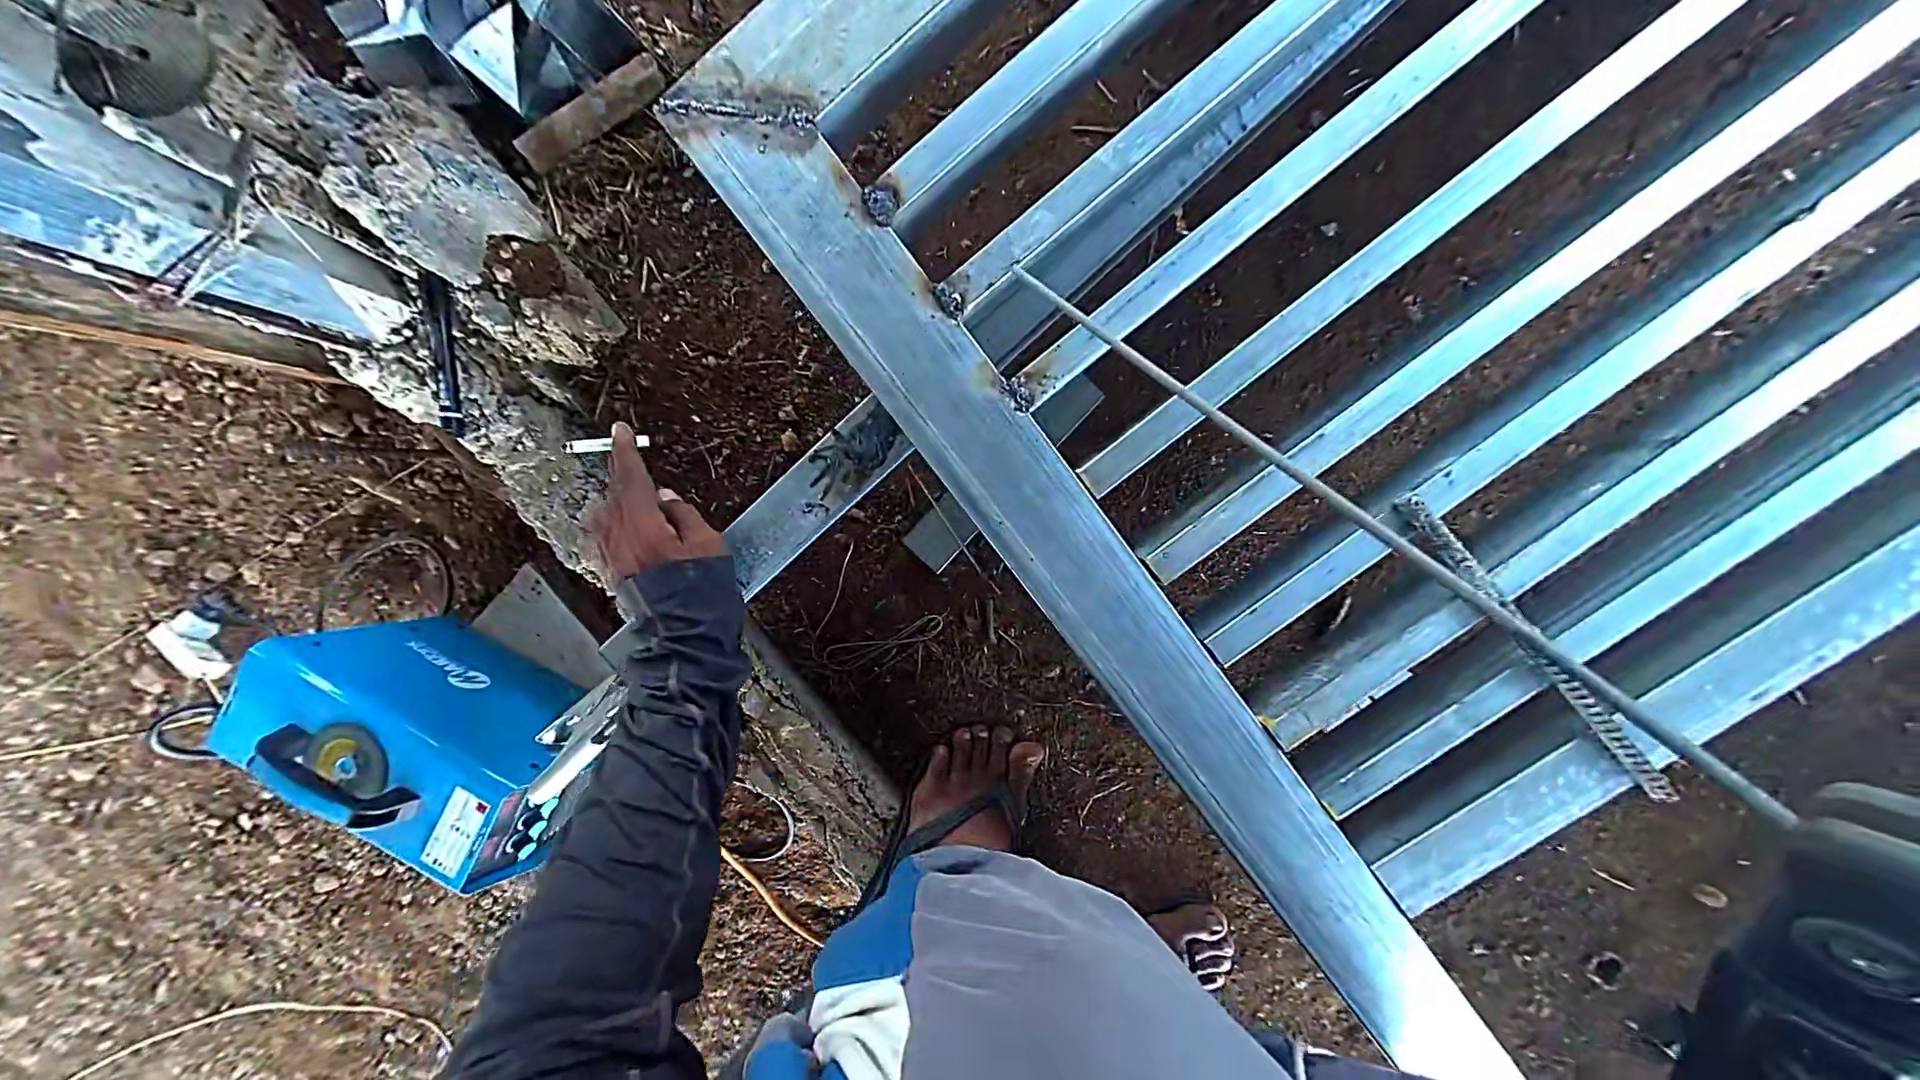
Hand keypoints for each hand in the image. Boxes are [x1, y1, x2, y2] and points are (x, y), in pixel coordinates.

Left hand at [590, 421, 726, 579]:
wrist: (685, 637)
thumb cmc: (702, 592)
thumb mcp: (709, 544)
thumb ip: (684, 514)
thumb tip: (665, 497)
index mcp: (642, 525)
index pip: (630, 478)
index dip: (624, 452)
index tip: (618, 430)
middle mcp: (618, 537)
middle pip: (615, 495)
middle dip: (628, 479)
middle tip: (639, 467)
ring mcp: (611, 556)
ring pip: (610, 514)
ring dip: (626, 503)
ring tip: (648, 505)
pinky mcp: (611, 571)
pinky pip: (610, 535)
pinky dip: (622, 524)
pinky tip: (639, 531)